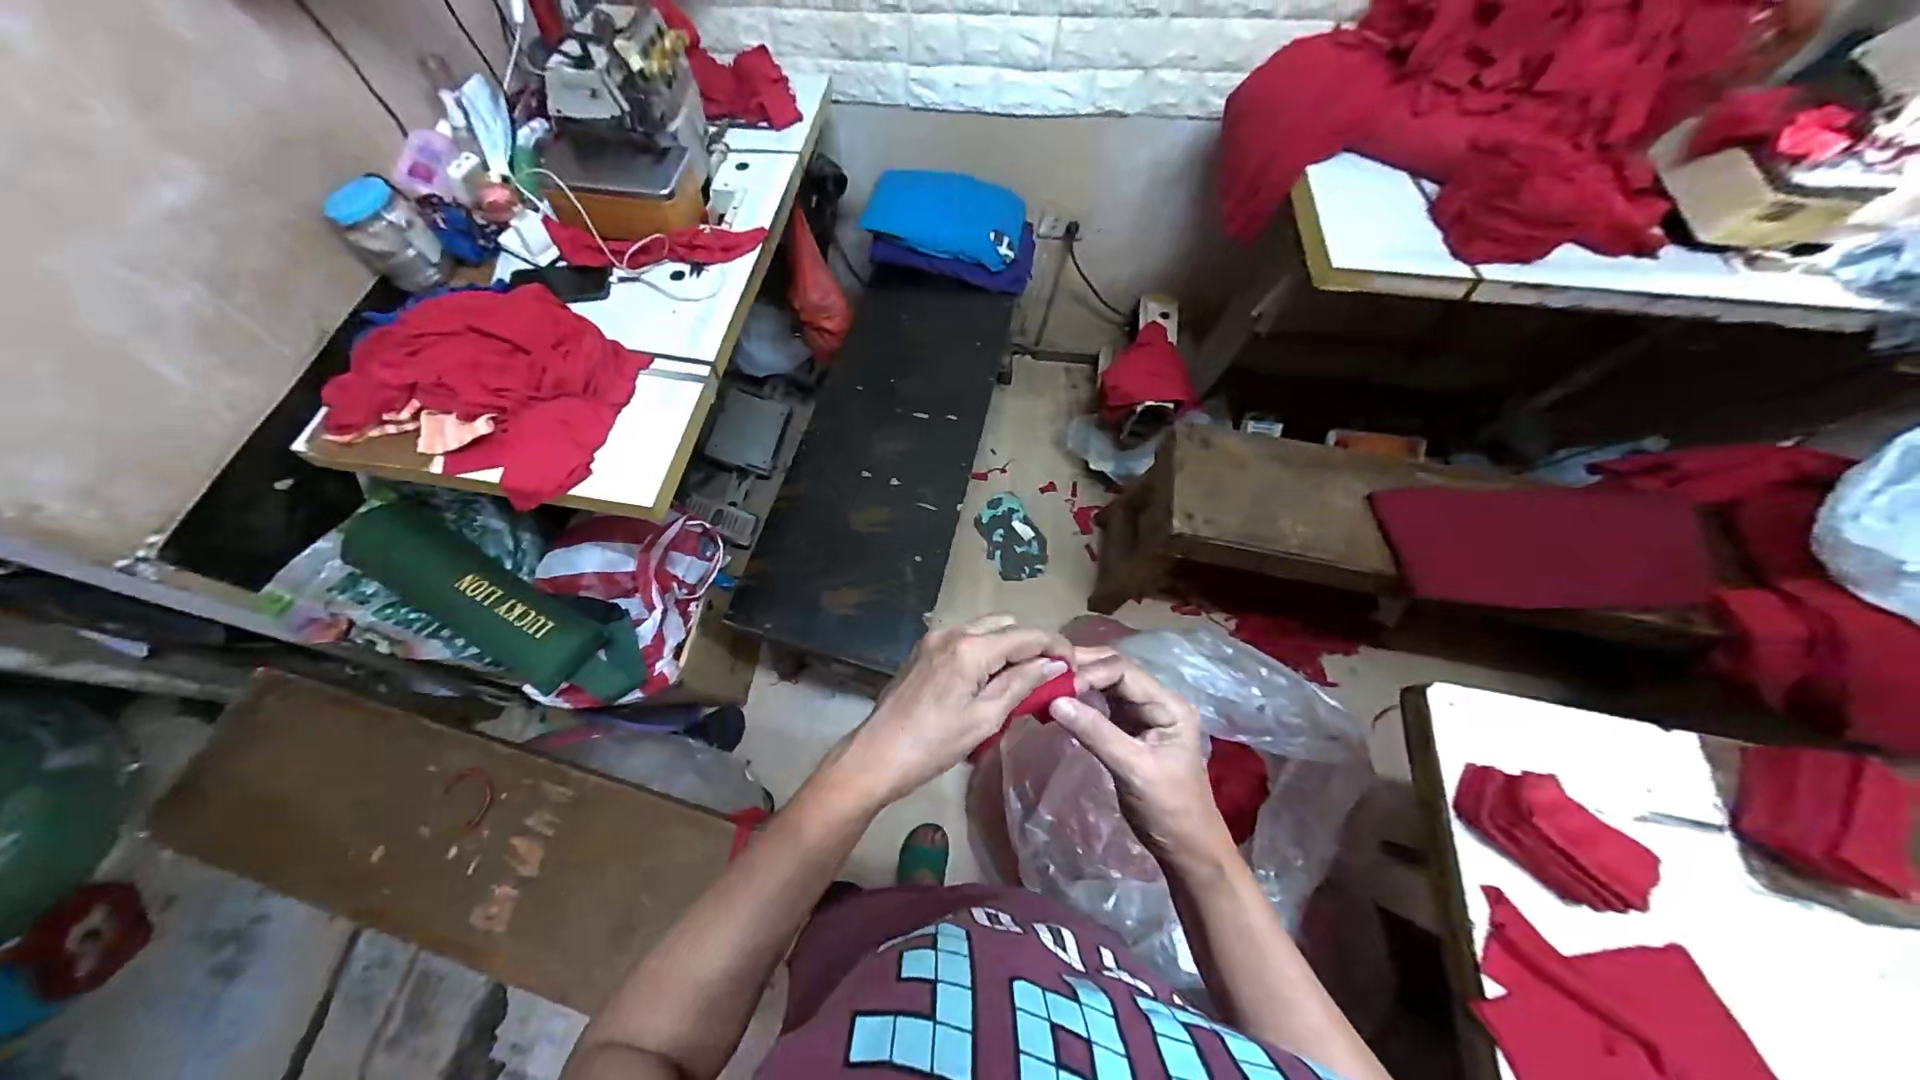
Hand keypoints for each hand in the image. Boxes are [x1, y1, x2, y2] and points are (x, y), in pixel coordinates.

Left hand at [828, 615, 1071, 810]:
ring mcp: (934, 638)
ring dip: (1007, 645)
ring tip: (1020, 678)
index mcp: (970, 648)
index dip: (1056, 647)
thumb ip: (1021, 684)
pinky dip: (984, 649)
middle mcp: (952, 631)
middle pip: (1006, 624)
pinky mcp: (923, 649)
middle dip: (1031, 644)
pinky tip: (988, 678)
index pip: (1027, 635)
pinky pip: (965, 638)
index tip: (1073, 666)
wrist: (876, 755)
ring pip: (985, 628)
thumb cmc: (934, 744)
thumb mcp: (986, 718)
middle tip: (1047, 674)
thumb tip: (1054, 664)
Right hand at [1046, 648, 1238, 869]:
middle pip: (1114, 670)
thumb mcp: (1133, 769)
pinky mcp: (1126, 729)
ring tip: (1046, 683)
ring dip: (1078, 682)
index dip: (1090, 672)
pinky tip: (1058, 701)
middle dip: (1081, 668)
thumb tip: (1054, 702)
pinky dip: (1079, 701)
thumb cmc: (1168, 808)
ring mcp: (1141, 714)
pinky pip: (1100, 705)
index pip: (1124, 671)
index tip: (1058, 687)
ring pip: (1105, 685)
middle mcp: (1156, 701)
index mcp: (1168, 704)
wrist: (1186, 847)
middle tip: (1044, 673)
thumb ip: (1095, 732)